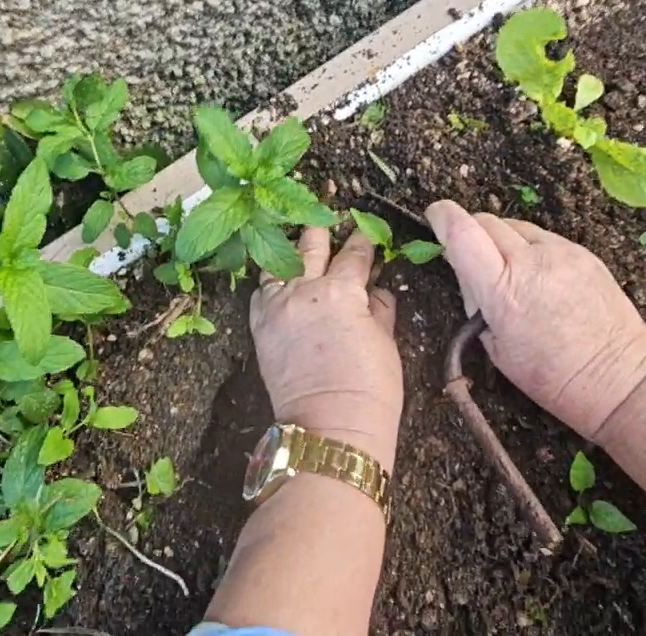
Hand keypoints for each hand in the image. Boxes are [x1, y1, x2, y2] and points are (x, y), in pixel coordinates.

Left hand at [249, 227, 403, 466]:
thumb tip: (379, 289)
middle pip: (311, 245)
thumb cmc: (371, 389)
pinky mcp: (260, 326)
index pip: (354, 254)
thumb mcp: (386, 343)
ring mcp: (277, 306)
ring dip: (291, 251)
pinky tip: (278, 279)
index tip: (366, 230)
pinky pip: (261, 291)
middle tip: (326, 217)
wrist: (331, 427)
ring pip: (279, 263)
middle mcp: (305, 289)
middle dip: (322, 231)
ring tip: (297, 243)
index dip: (363, 239)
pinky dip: (270, 282)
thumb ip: (380, 308)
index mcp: (342, 290)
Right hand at [425, 201, 645, 442]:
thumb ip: (476, 299)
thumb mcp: (496, 346)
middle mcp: (531, 262)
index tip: (434, 217)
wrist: (622, 381)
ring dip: (502, 240)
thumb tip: (464, 267)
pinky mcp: (583, 253)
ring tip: (512, 274)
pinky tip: (540, 278)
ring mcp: (561, 253)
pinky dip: (530, 248)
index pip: (462, 232)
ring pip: (514, 226)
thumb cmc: (553, 377)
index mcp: (503, 291)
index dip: (441, 216)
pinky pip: (542, 237)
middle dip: (470, 233)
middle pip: (485, 221)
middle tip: (476, 264)